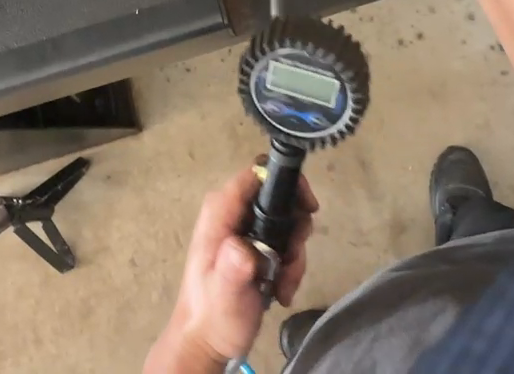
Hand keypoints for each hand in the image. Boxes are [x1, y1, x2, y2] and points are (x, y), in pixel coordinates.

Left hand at [146, 167, 317, 371]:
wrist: (206, 341)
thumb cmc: (212, 315)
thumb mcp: (224, 294)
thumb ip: (233, 268)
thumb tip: (241, 246)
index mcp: (221, 210)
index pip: (257, 172)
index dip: (286, 182)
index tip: (307, 208)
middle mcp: (232, 211)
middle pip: (278, 197)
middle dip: (295, 230)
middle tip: (291, 260)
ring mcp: (242, 228)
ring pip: (285, 223)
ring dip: (293, 255)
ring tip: (283, 284)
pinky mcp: (253, 245)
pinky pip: (283, 243)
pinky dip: (288, 266)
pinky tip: (280, 290)